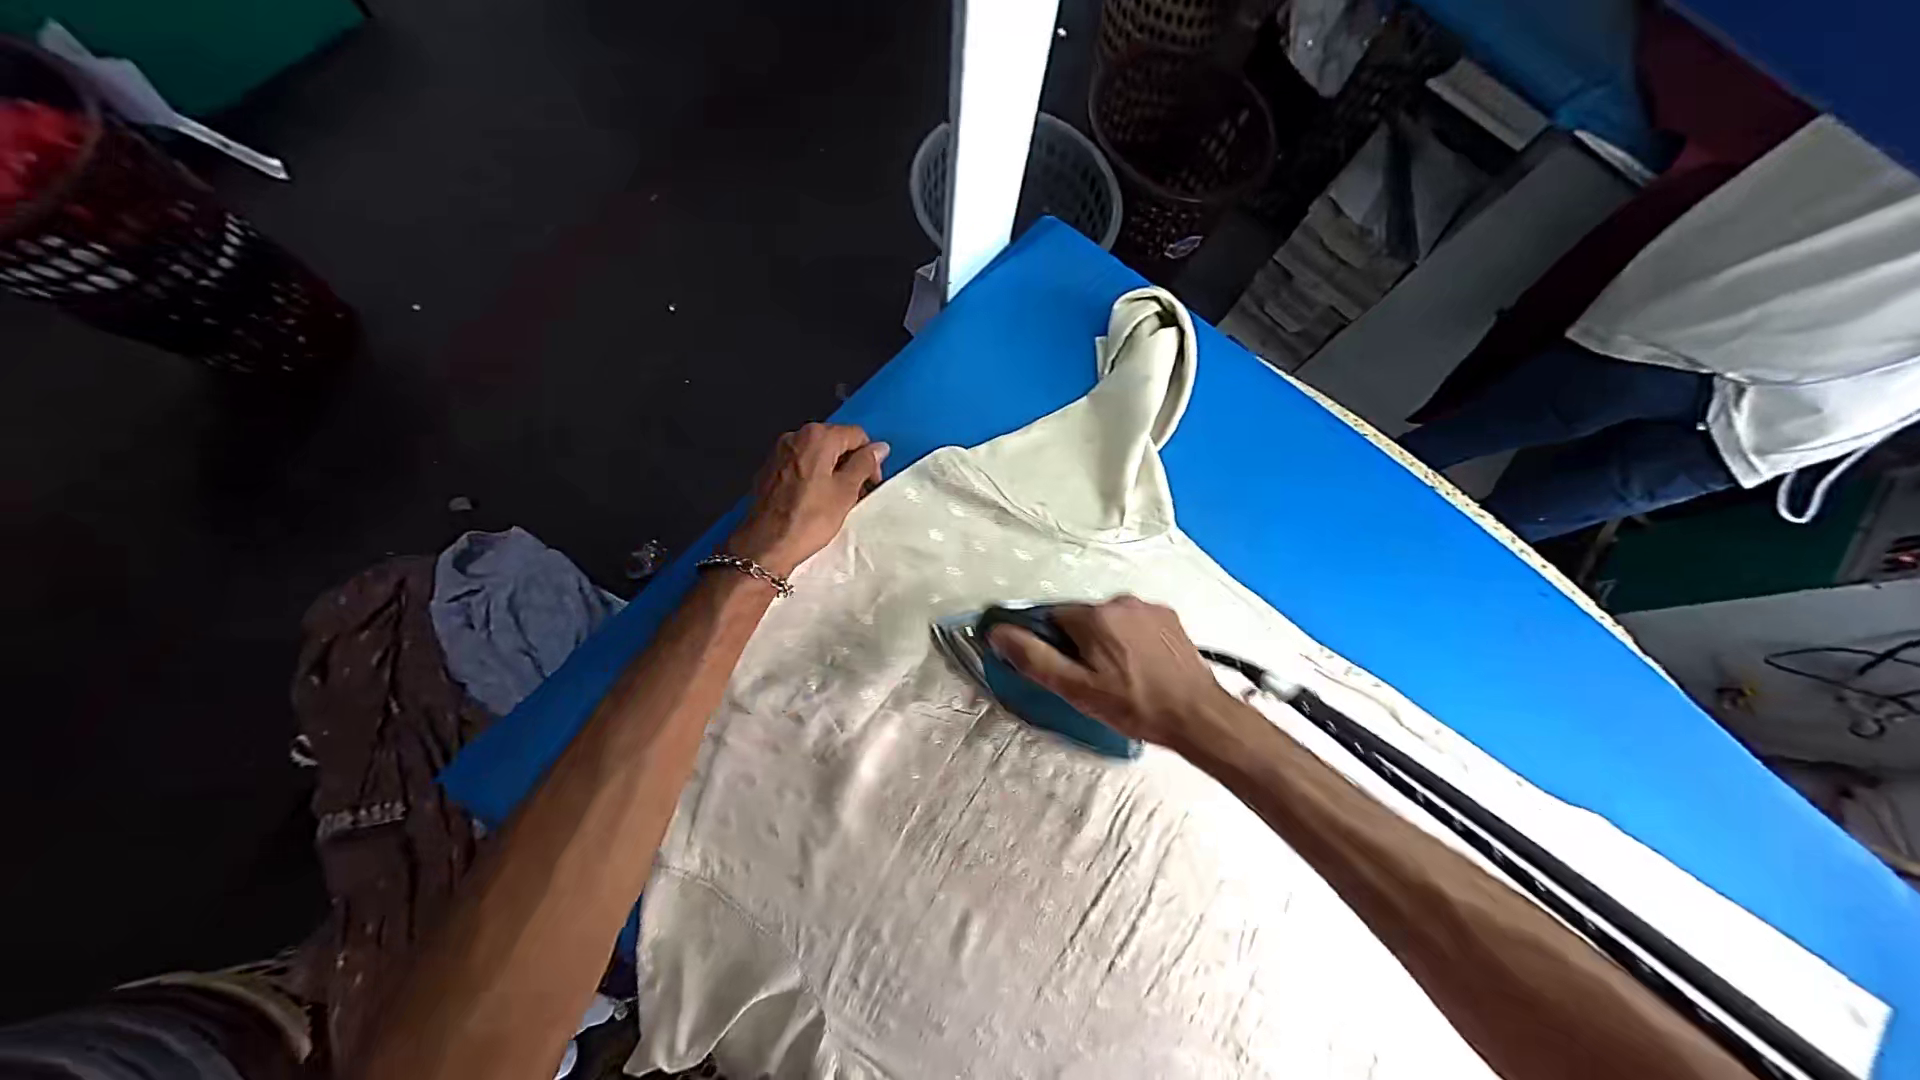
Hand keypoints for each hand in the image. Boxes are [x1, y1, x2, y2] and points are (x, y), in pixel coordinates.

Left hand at [727, 423, 889, 577]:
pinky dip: (813, 476)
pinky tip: (815, 500)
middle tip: (858, 492)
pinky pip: (800, 464)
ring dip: (832, 471)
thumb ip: (864, 464)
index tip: (870, 482)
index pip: (856, 435)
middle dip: (850, 463)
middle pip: (835, 441)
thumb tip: (879, 448)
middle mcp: (795, 437)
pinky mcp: (769, 469)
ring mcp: (778, 452)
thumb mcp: (846, 491)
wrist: (766, 544)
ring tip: (837, 499)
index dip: (870, 458)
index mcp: (817, 437)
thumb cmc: (808, 519)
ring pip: (817, 454)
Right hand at [987, 596, 1239, 752]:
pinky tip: (1142, 666)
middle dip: (1080, 644)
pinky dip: (1131, 639)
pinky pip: (1135, 622)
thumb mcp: (1075, 688)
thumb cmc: (1132, 705)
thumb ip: (1034, 657)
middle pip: (1081, 619)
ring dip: (1106, 641)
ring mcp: (1148, 607)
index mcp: (1093, 616)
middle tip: (1093, 680)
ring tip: (1121, 676)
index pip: (1051, 618)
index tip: (1065, 671)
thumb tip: (997, 632)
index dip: (1052, 645)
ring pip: (1109, 621)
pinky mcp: (1169, 618)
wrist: (1197, 715)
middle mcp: (1120, 601)